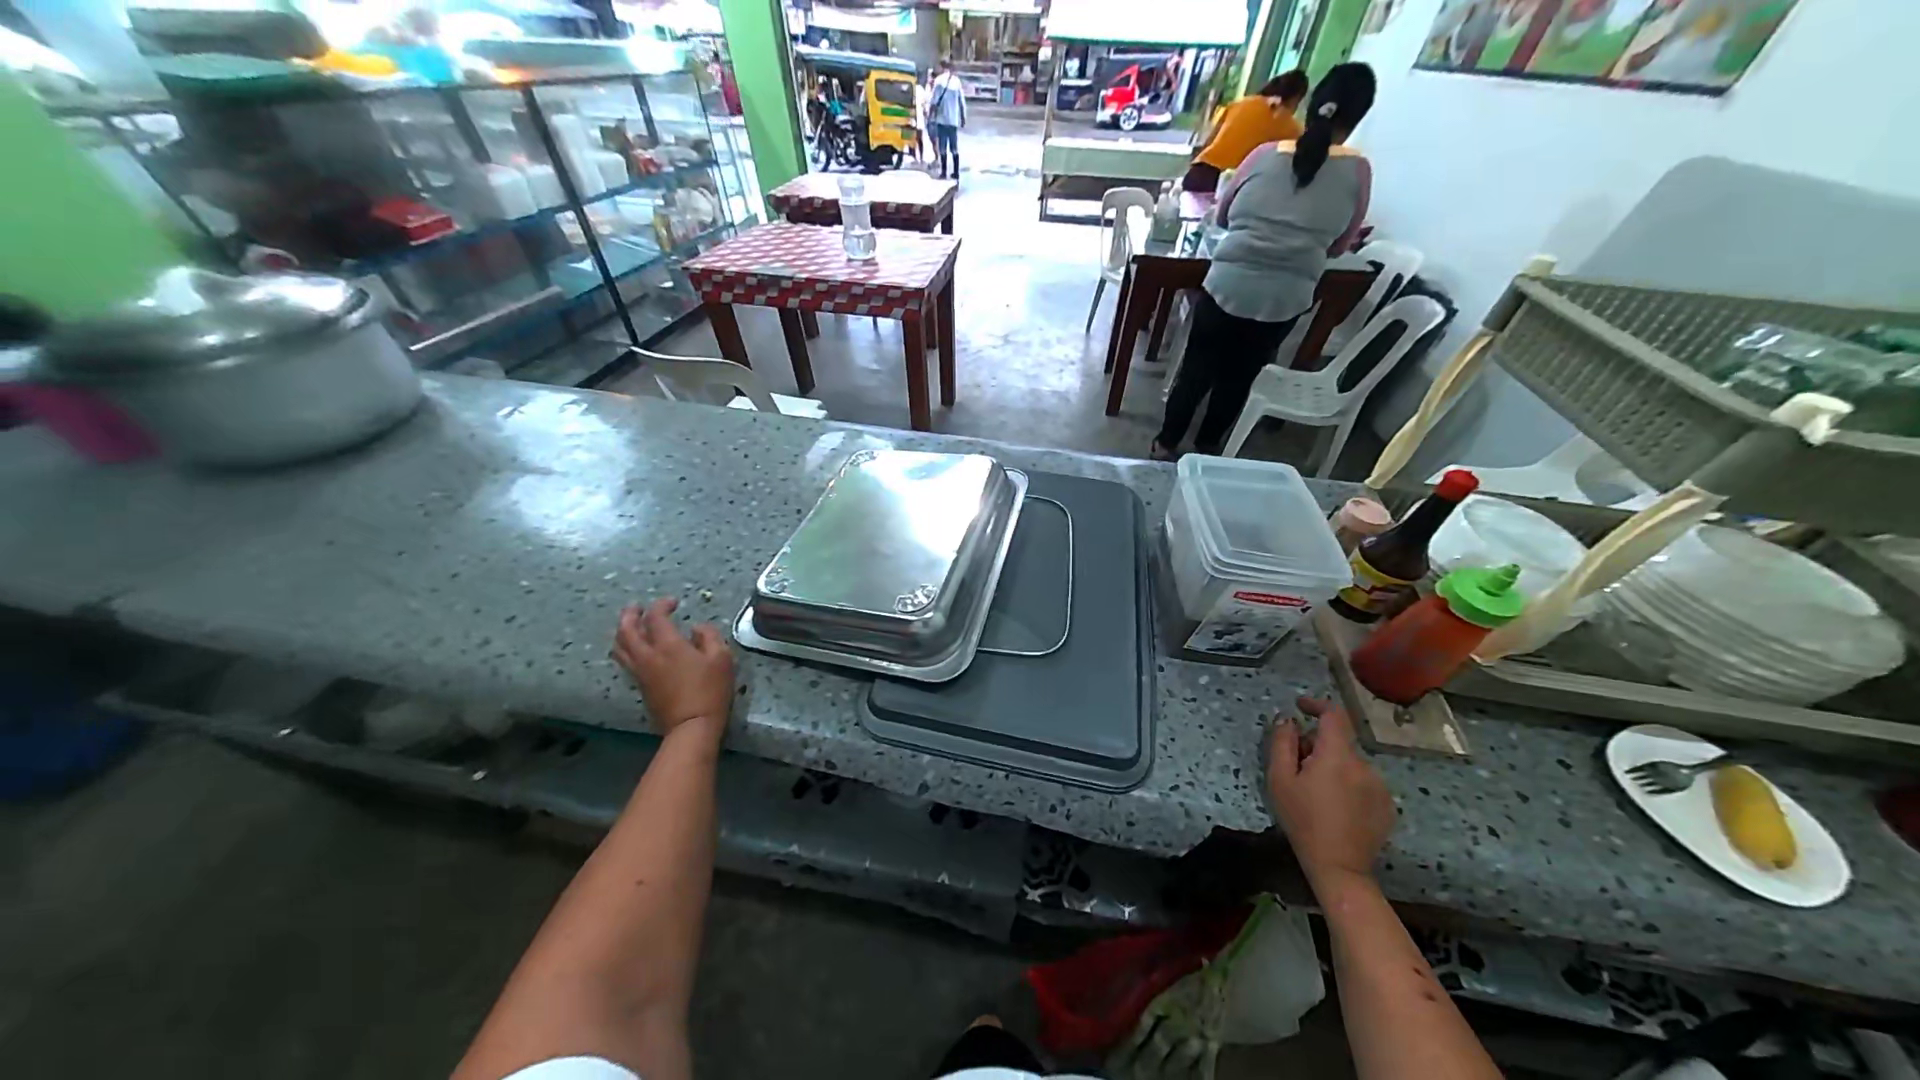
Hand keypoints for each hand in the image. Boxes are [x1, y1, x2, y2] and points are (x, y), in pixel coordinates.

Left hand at [613, 597, 735, 735]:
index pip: (655, 617)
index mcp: (668, 645)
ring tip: (632, 626)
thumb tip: (696, 629)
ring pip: (620, 647)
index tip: (673, 602)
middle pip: (626, 630)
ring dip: (623, 632)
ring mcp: (640, 672)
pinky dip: (627, 647)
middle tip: (637, 607)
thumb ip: (709, 636)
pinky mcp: (640, 686)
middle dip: (629, 615)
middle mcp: (648, 656)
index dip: (661, 605)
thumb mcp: (721, 658)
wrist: (691, 726)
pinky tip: (638, 648)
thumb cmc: (710, 690)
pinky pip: (625, 661)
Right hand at [1265, 697, 1394, 883]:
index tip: (1300, 707)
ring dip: (1332, 766)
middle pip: (1338, 741)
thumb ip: (1282, 743)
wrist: (1339, 867)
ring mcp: (1380, 785)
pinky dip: (1348, 784)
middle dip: (1317, 745)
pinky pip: (1363, 782)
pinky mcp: (1387, 805)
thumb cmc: (1302, 821)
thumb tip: (1288, 720)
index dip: (1316, 705)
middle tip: (1296, 766)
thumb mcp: (1279, 780)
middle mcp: (1364, 765)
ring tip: (1315, 792)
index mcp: (1337, 755)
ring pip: (1350, 763)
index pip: (1334, 714)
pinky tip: (1336, 807)